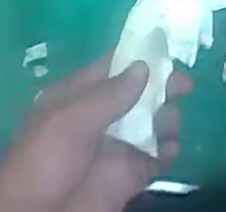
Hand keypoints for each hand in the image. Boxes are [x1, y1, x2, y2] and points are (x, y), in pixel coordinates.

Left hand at [0, 58, 193, 211]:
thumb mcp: (68, 122)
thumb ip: (107, 96)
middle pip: (137, 93)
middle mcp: (100, 116)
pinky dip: (167, 151)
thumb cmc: (41, 162)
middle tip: (184, 86)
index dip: (140, 54)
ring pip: (149, 123)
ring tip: (171, 122)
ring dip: (166, 118)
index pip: (113, 65)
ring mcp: (113, 147)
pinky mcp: (125, 178)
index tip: (168, 48)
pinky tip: (172, 148)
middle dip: (160, 86)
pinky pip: (153, 158)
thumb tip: (143, 66)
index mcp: (79, 95)